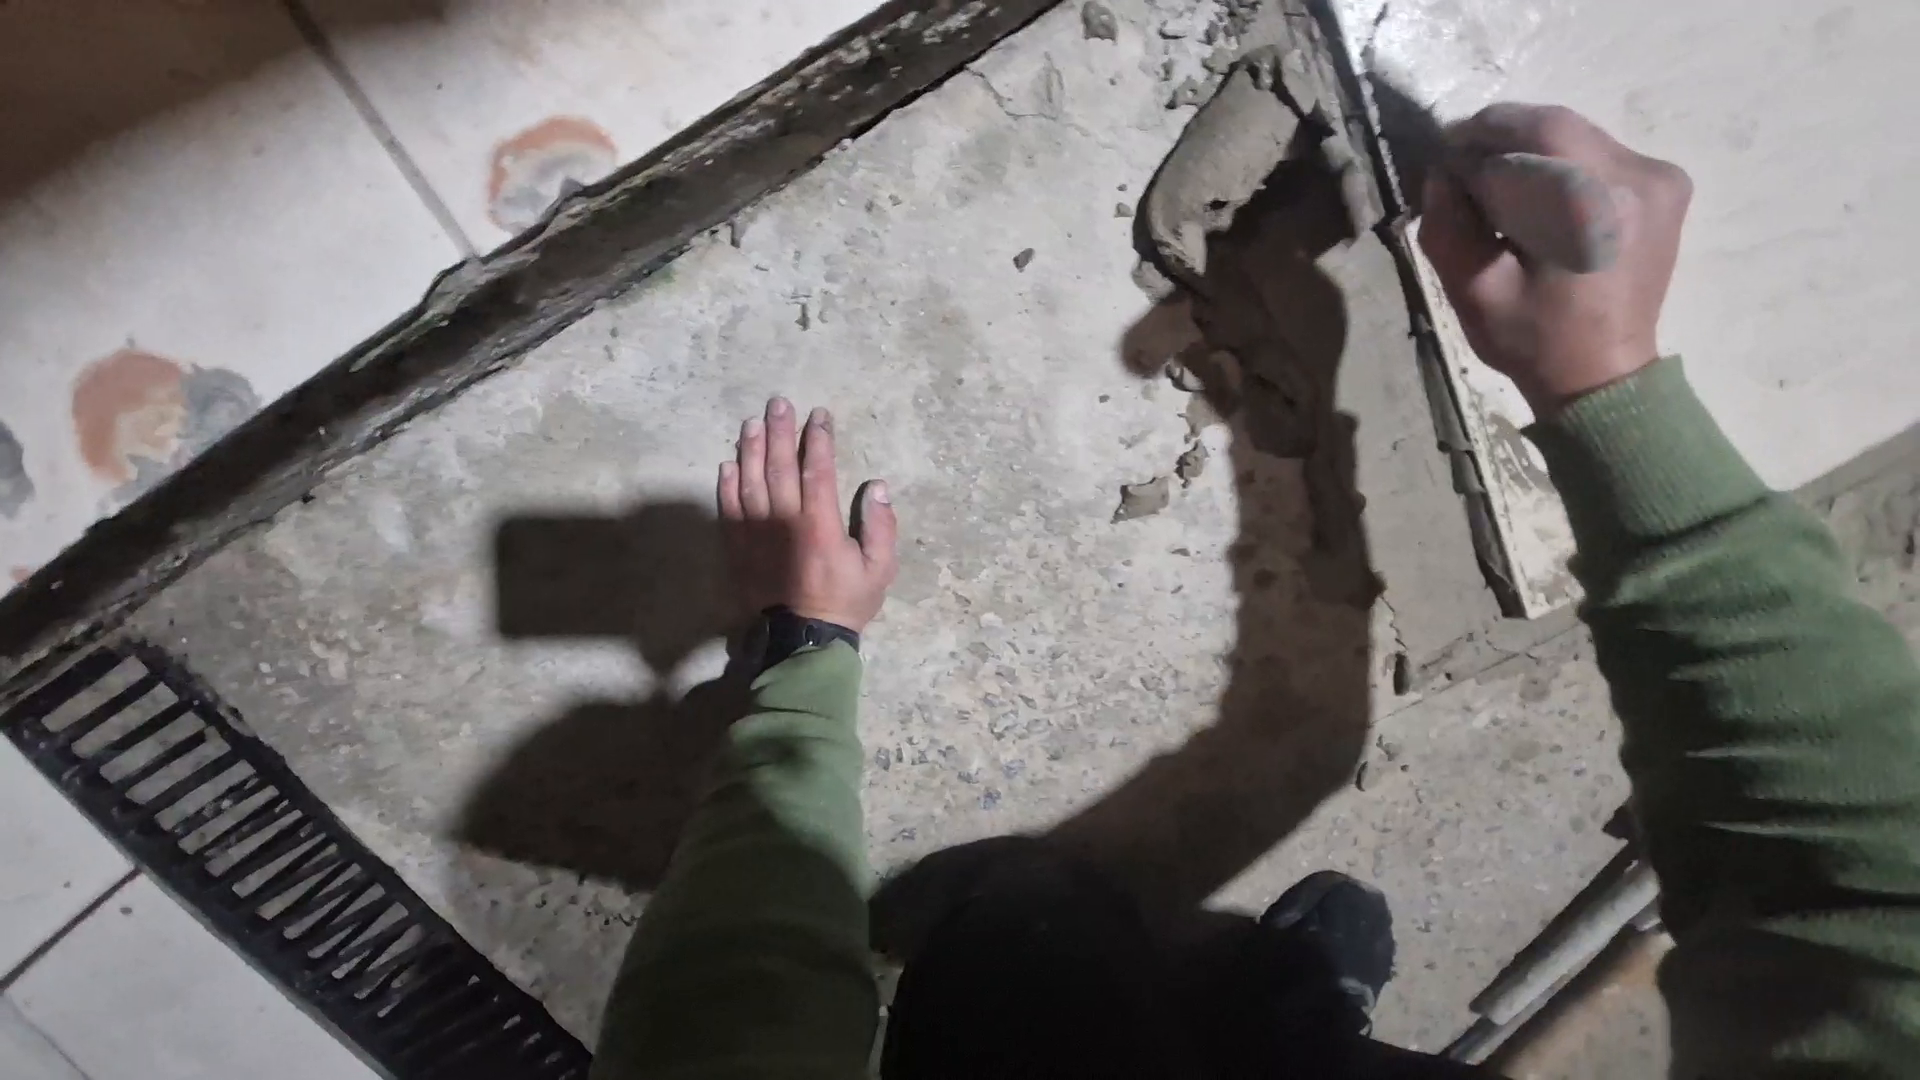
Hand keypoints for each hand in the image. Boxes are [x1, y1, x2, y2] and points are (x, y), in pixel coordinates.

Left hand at [717, 397, 897, 631]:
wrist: (803, 640)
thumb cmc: (845, 602)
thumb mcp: (880, 569)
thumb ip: (881, 527)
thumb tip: (878, 487)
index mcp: (820, 523)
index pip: (818, 469)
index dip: (819, 438)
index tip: (820, 415)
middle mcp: (784, 520)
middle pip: (779, 466)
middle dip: (779, 431)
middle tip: (778, 403)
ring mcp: (756, 532)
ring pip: (750, 481)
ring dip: (750, 449)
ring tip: (752, 423)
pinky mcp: (738, 547)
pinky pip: (728, 508)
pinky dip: (727, 484)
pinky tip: (728, 463)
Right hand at [1419, 103, 1692, 416]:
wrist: (1600, 374)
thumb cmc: (1532, 340)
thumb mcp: (1474, 291)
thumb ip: (1450, 229)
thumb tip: (1441, 176)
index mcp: (1594, 204)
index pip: (1531, 137)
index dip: (1477, 139)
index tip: (1439, 157)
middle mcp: (1641, 175)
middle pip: (1559, 129)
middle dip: (1500, 138)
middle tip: (1455, 161)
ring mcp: (1661, 178)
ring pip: (1577, 139)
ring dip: (1525, 152)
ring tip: (1483, 182)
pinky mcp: (1663, 188)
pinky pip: (1596, 157)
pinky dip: (1553, 167)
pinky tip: (1526, 198)